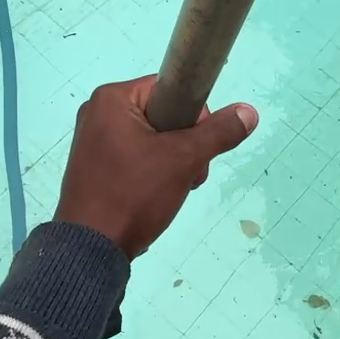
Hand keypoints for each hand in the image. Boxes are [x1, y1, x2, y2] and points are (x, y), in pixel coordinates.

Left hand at [53, 75, 258, 258]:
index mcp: (111, 98)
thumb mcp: (184, 159)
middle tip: (190, 175)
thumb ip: (218, 133)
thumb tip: (249, 111)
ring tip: (175, 190)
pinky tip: (155, 197)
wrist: (90, 249)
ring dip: (172, 163)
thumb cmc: (134, 193)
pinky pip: (132, 158)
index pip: (169, 90)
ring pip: (149, 140)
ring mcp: (90, 141)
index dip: (193, 116)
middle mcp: (96, 112)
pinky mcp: (91, 167)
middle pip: (161, 116)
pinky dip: (150, 173)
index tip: (198, 147)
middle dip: (184, 146)